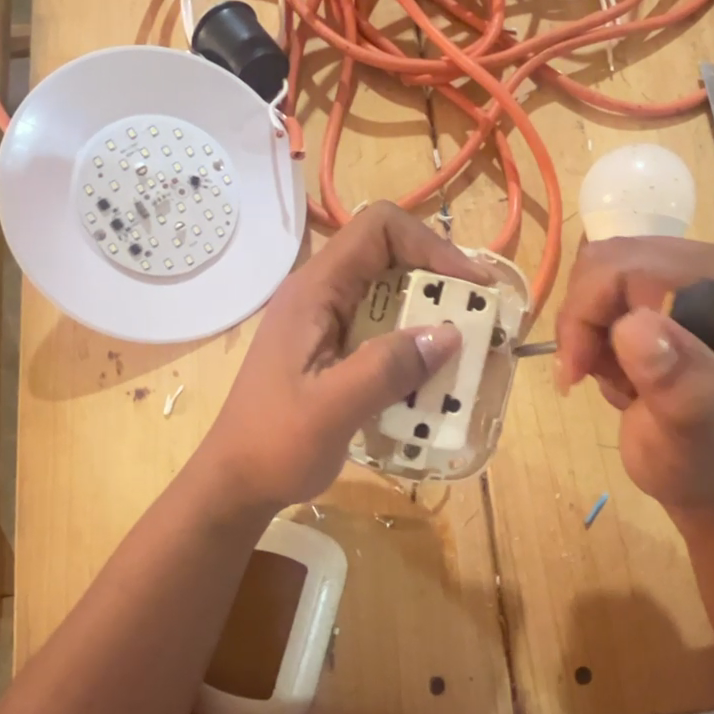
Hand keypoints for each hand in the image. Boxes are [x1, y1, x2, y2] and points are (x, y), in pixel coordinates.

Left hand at [196, 202, 487, 512]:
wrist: (236, 483)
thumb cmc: (275, 444)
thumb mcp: (333, 408)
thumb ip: (388, 367)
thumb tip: (450, 333)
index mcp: (313, 291)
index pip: (379, 229)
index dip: (430, 245)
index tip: (469, 285)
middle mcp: (319, 295)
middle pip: (388, 255)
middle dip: (438, 279)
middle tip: (477, 314)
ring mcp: (323, 322)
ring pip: (387, 293)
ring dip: (428, 314)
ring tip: (464, 345)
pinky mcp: (330, 350)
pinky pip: (380, 328)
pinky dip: (411, 342)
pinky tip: (431, 375)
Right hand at [555, 238, 713, 517]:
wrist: (709, 476)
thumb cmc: (702, 464)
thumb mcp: (691, 436)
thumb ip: (676, 385)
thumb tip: (634, 326)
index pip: (633, 268)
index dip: (589, 313)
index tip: (578, 373)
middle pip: (611, 261)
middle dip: (586, 324)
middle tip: (590, 376)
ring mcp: (691, 270)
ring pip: (599, 268)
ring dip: (589, 328)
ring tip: (613, 374)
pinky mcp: (669, 282)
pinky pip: (603, 280)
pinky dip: (593, 326)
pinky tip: (618, 363)